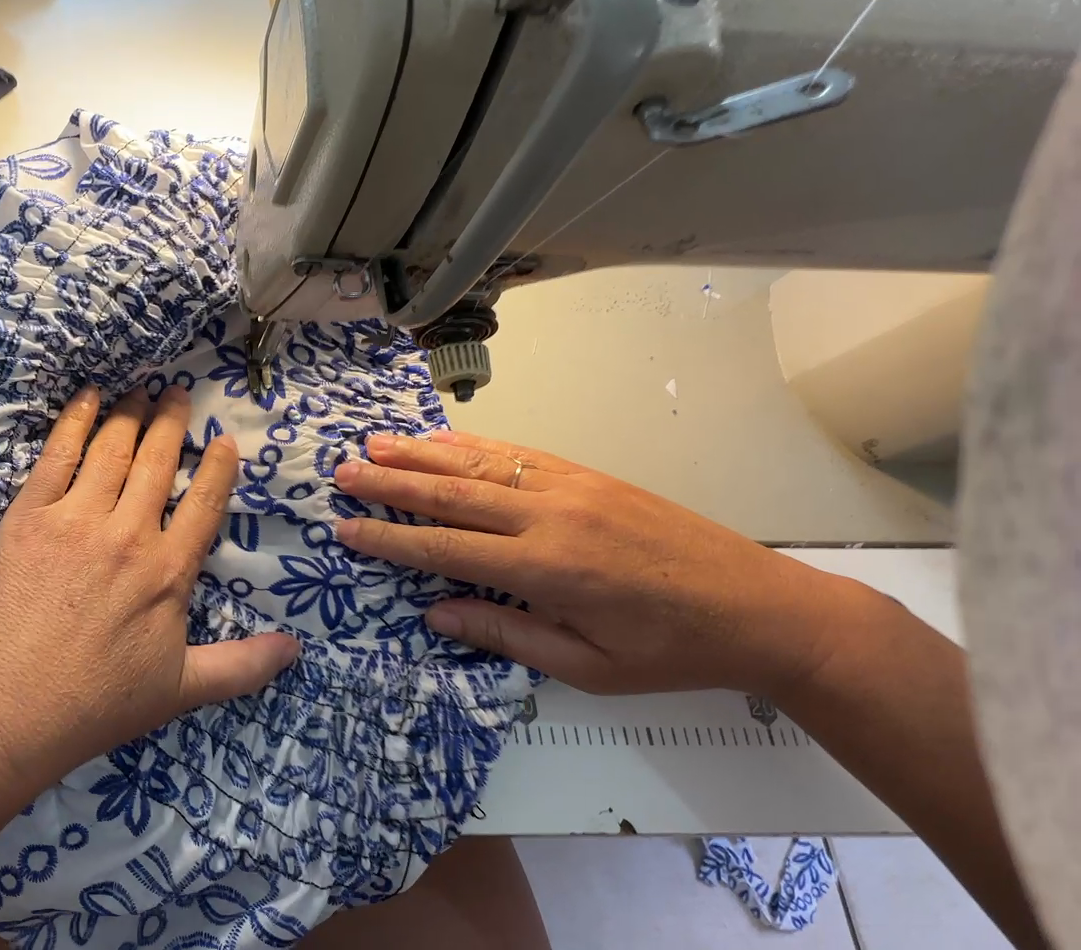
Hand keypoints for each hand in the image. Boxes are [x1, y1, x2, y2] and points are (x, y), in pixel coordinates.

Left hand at [0, 386, 298, 774]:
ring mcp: (78, 519)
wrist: (16, 703)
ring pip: (112, 450)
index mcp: (170, 571)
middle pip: (158, 462)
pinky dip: (74, 421)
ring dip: (129, 414)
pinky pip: (58, 456)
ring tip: (139, 390)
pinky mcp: (31, 515)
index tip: (224, 440)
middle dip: (171, 422)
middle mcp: (129, 533)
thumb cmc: (101, 700)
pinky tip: (87, 397)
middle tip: (178, 393)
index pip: (205, 503)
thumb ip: (242, 665)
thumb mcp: (183, 689)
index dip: (219, 467)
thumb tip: (296, 650)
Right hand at [331, 430, 872, 697]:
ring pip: (479, 462)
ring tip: (374, 443)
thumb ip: (506, 633)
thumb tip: (435, 612)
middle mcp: (550, 516)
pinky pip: (518, 452)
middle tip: (341, 472)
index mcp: (547, 570)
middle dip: (390, 483)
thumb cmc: (670, 651)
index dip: (390, 540)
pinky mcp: (589, 475)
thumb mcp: (587, 666)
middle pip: (451, 493)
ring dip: (421, 452)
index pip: (446, 549)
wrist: (762, 609)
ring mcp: (571, 487)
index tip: (345, 529)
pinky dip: (473, 443)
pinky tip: (442, 437)